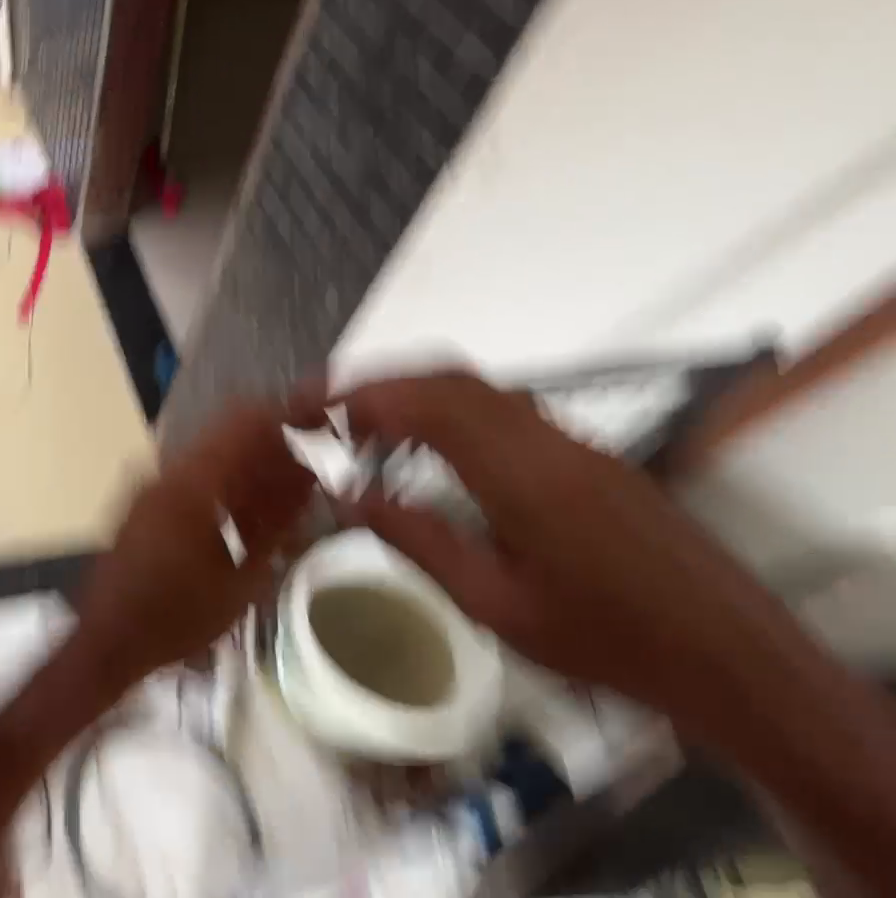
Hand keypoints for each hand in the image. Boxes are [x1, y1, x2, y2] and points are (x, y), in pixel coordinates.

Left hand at [70, 395, 323, 691]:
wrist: (107, 642)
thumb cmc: (176, 620)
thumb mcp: (241, 581)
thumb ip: (275, 525)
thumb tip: (307, 483)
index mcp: (190, 482)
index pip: (246, 421)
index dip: (289, 414)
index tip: (328, 419)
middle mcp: (164, 472)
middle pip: (228, 438)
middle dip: (275, 446)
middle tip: (319, 464)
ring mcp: (147, 487)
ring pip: (210, 460)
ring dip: (251, 470)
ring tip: (296, 492)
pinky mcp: (140, 506)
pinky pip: (190, 482)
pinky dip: (224, 490)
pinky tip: (253, 516)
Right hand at [337, 371, 786, 717]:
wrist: (735, 662)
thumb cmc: (604, 643)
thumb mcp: (493, 605)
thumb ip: (415, 540)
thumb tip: (346, 495)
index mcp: (523, 475)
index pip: (426, 403)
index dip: (358, 396)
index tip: (307, 411)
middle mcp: (549, 441)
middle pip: (449, 379)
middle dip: (377, 386)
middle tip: (324, 417)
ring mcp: (575, 444)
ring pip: (478, 389)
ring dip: (413, 396)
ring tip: (364, 433)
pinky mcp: (590, 457)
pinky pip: (503, 411)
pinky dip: (448, 413)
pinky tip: (429, 454)